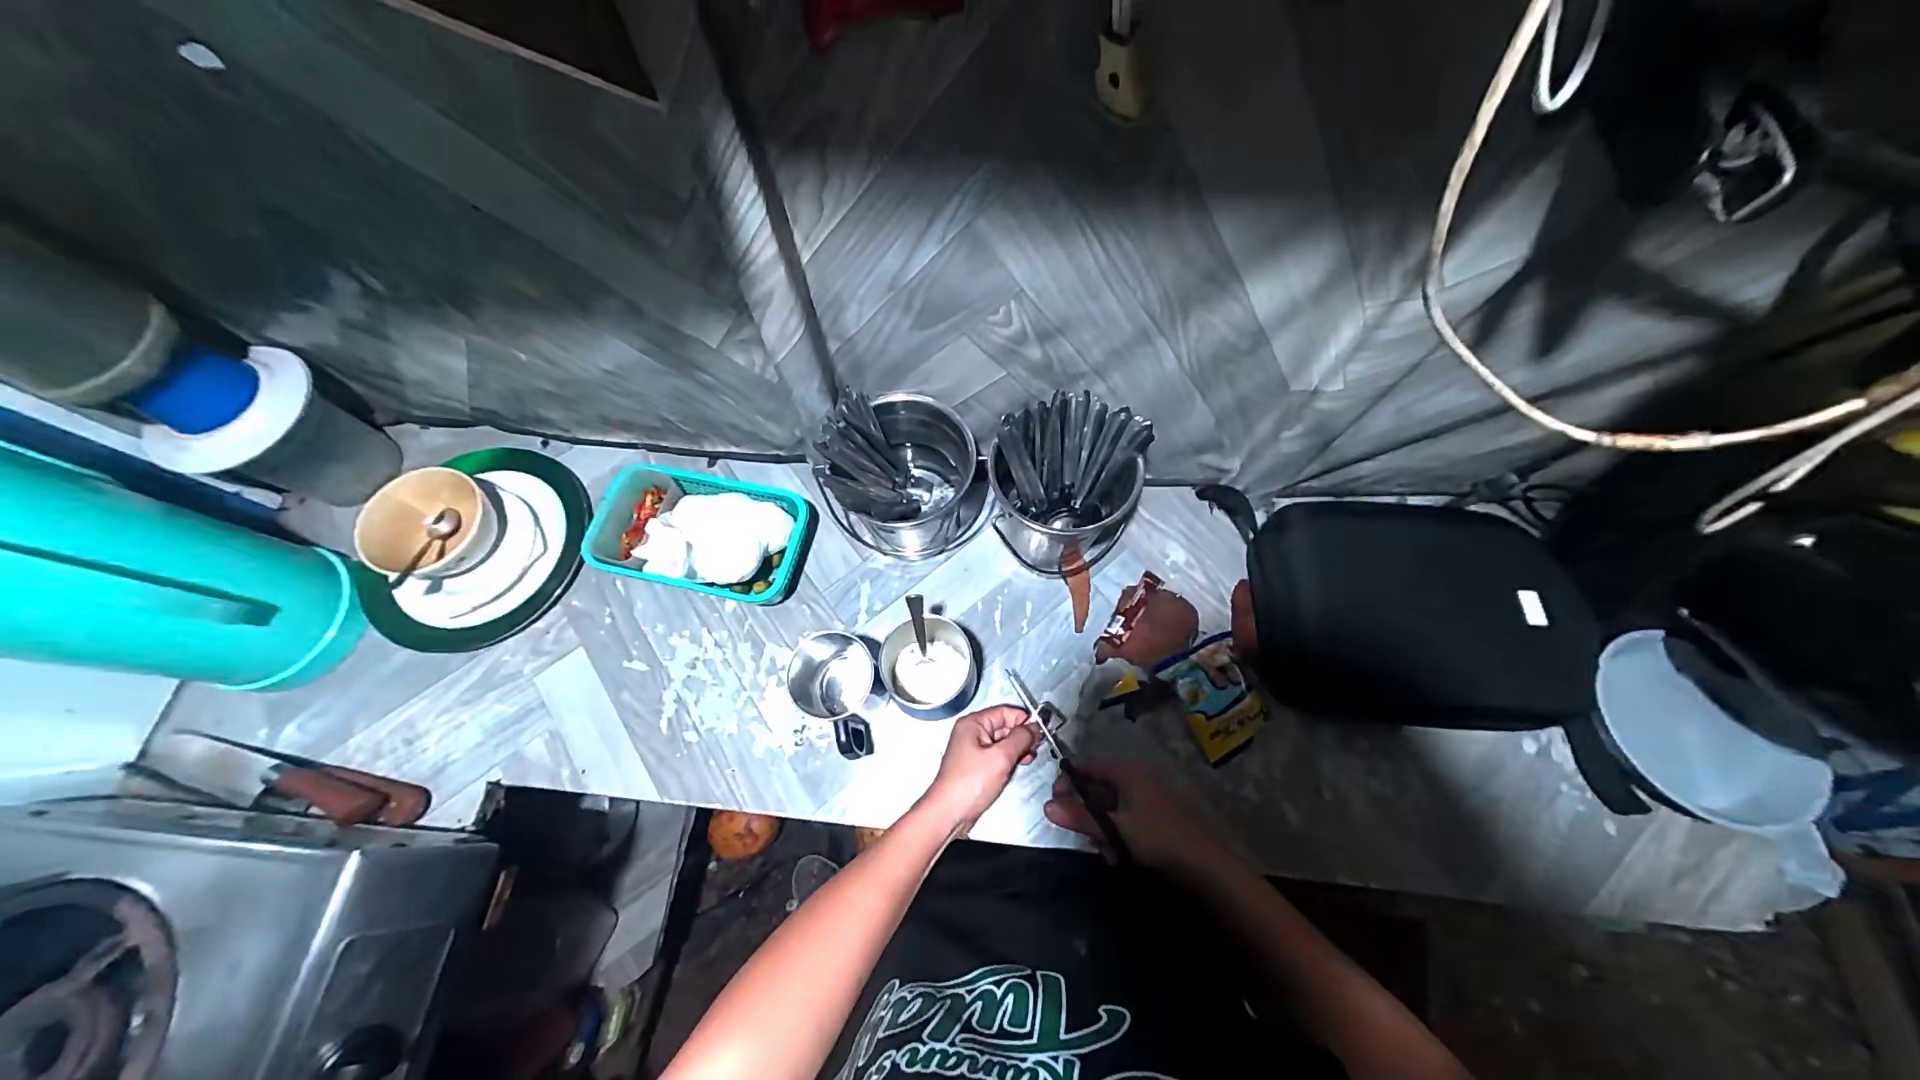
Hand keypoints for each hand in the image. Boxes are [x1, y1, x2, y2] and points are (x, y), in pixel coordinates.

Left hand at [918, 706, 1039, 838]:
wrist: (949, 812)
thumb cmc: (971, 783)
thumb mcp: (1001, 757)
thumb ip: (1021, 738)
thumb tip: (1034, 727)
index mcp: (973, 723)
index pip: (1005, 711)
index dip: (1024, 719)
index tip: (1040, 731)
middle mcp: (971, 732)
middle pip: (1004, 725)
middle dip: (1021, 736)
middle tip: (1034, 749)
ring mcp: (973, 749)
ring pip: (1002, 741)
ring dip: (1016, 750)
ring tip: (1026, 760)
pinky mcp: (976, 765)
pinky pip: (997, 755)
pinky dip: (1008, 760)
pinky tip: (1016, 768)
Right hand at [1043, 760, 1228, 873]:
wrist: (1206, 864)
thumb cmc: (1159, 838)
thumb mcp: (1116, 829)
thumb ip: (1081, 817)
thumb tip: (1046, 806)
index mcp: (1128, 771)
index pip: (1087, 766)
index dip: (1068, 784)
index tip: (1056, 806)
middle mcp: (1138, 776)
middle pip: (1098, 787)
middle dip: (1087, 813)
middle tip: (1084, 837)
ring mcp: (1149, 794)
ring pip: (1111, 806)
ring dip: (1102, 828)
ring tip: (1106, 852)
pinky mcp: (1157, 813)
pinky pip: (1126, 816)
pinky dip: (1118, 833)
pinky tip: (1119, 855)